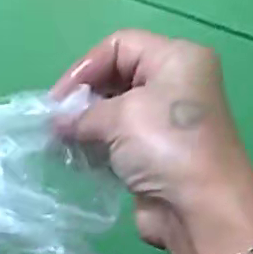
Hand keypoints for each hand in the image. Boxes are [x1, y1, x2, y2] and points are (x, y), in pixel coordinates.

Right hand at [52, 30, 252, 253]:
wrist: (197, 208)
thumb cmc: (164, 146)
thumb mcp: (120, 116)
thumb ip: (83, 114)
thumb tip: (57, 123)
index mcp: (176, 59)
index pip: (120, 45)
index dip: (84, 68)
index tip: (57, 100)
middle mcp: (175, 86)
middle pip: (117, 78)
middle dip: (83, 99)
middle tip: (56, 123)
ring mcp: (165, 125)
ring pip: (115, 114)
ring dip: (86, 127)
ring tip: (60, 143)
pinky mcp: (155, 157)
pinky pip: (119, 143)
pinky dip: (97, 148)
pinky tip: (77, 159)